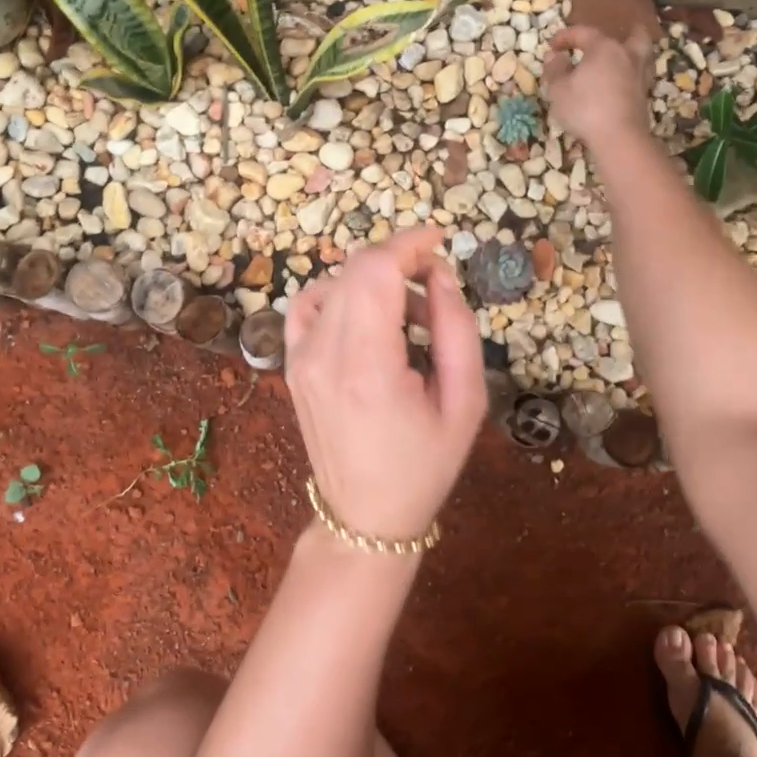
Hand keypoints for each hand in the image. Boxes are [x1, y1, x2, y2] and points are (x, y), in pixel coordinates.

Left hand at [284, 226, 486, 543]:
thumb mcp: (465, 401)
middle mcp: (323, 355)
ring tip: (409, 319)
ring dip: (375, 281)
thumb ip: (456, 328)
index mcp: (367, 367)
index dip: (408, 243)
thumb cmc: (425, 464)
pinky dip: (341, 296)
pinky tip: (368, 320)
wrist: (365, 515)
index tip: (440, 241)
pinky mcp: (291, 365)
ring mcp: (299, 359)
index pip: (374, 271)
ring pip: (333, 282)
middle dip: (398, 260)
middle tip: (434, 287)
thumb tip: (438, 274)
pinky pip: (310, 305)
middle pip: (353, 269)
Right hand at [543, 26, 651, 153]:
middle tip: (620, 33)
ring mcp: (639, 76)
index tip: (552, 44)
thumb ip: (555, 70)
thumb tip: (554, 55)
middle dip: (627, 32)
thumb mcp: (558, 89)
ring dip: (634, 53)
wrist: (618, 137)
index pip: (584, 33)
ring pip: (643, 56)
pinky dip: (632, 75)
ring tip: (623, 58)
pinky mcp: (644, 96)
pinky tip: (623, 83)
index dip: (566, 36)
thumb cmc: (584, 108)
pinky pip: (640, 77)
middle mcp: (626, 56)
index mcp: (603, 48)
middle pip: (635, 35)